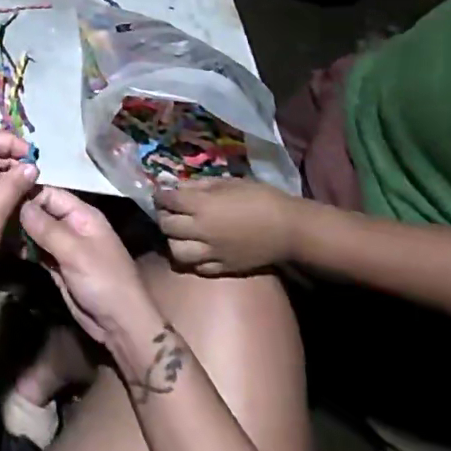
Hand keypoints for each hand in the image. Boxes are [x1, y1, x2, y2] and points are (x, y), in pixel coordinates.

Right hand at [19, 185, 159, 345]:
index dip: (28, 194)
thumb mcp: (74, 251)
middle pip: (41, 212)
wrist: (119, 324)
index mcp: (83, 215)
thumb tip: (20, 204)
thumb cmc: (102, 280)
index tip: (2, 196)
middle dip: (20, 213)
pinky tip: (6, 247)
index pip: (50, 194)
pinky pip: (37, 251)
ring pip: (37, 232)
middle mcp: (72, 226)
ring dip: (19, 232)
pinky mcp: (58, 267)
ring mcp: (64, 247)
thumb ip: (46, 227)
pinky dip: (24, 250)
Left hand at [155, 179, 303, 275]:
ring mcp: (211, 252)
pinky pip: (196, 267)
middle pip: (166, 226)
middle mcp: (201, 230)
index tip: (161, 193)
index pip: (168, 200)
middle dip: (164, 216)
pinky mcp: (222, 267)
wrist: (289, 229)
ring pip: (176, 251)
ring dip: (173, 240)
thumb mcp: (228, 182)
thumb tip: (180, 187)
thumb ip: (200, 185)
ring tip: (180, 233)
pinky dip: (192, 258)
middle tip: (170, 211)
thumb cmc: (261, 198)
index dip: (160, 195)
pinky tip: (197, 248)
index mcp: (201, 206)